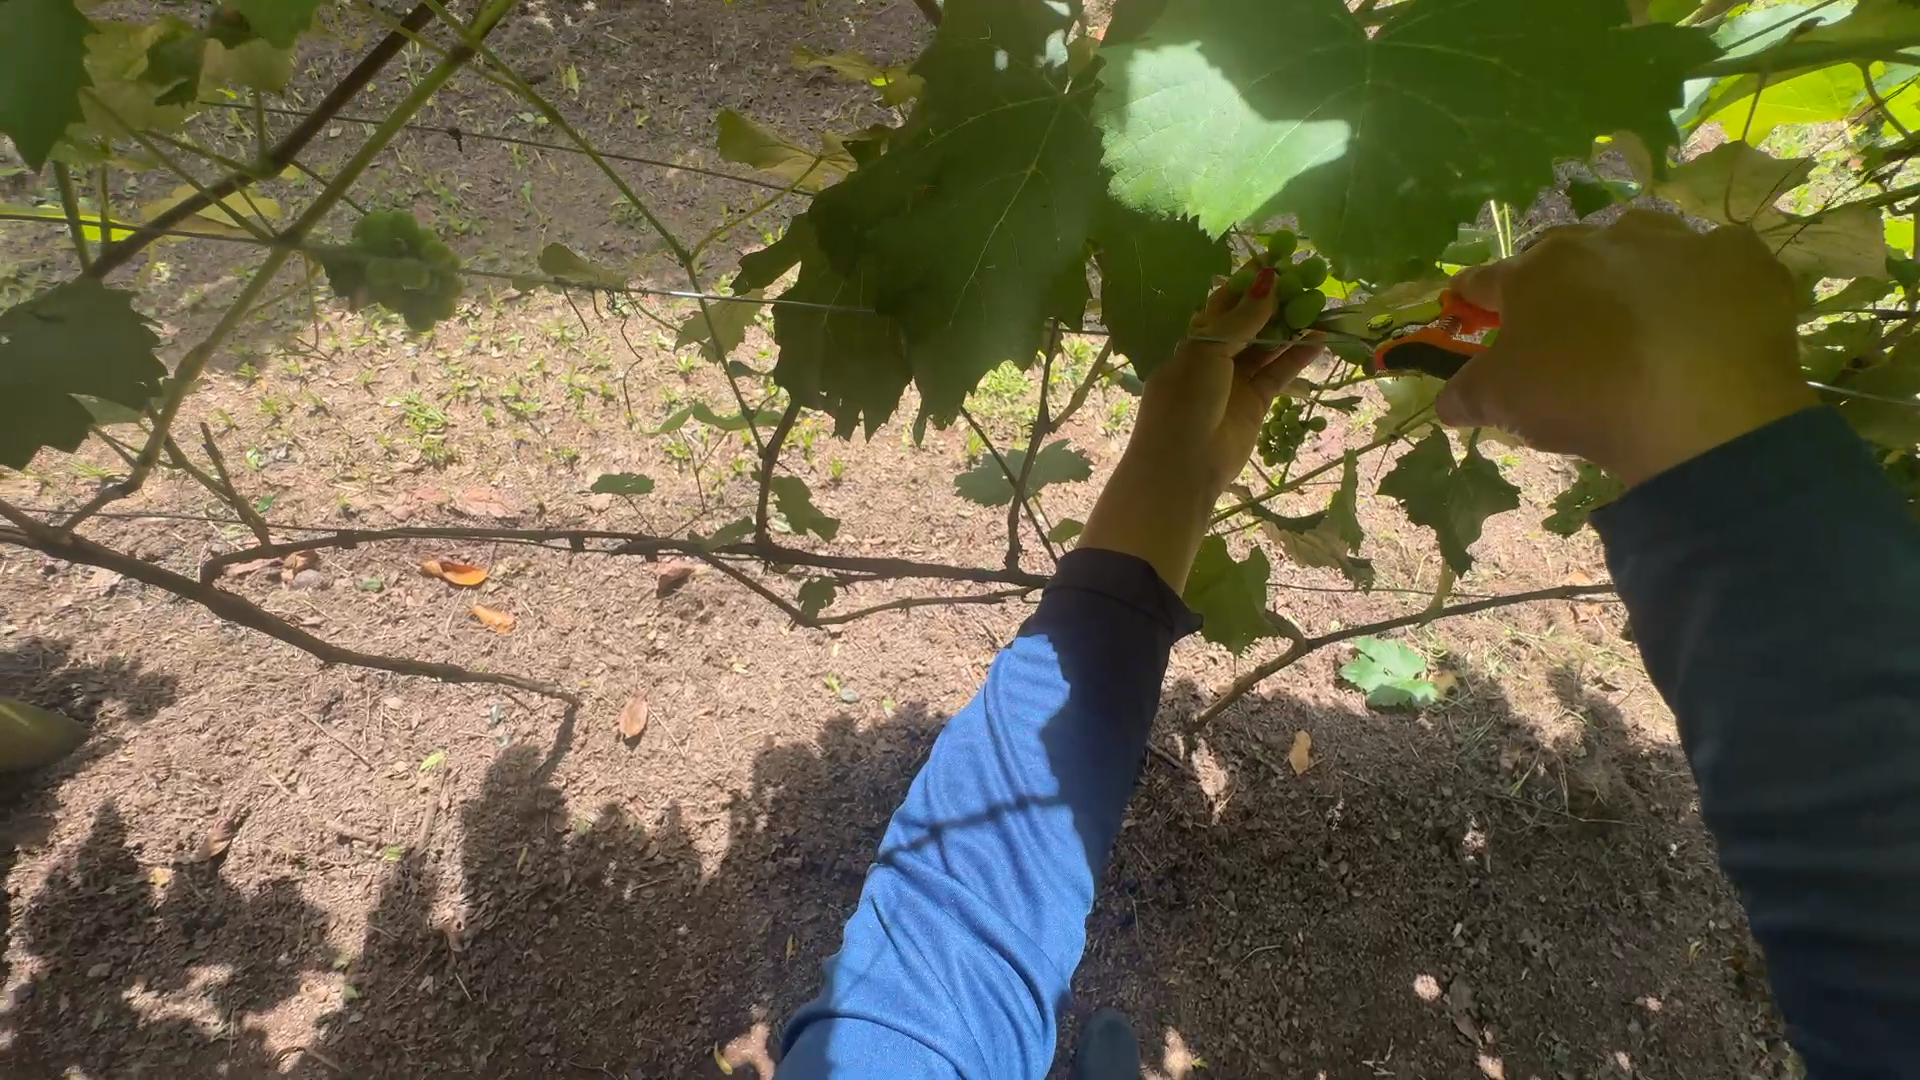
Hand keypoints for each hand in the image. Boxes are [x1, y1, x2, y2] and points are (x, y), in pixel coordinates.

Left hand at [1081, 264, 1325, 590]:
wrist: (1182, 466)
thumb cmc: (1184, 404)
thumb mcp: (1206, 354)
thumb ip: (1240, 320)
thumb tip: (1269, 280)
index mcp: (1192, 343)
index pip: (1223, 305)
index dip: (1249, 284)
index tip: (1279, 260)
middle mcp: (1213, 359)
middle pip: (1251, 323)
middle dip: (1277, 302)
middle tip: (1311, 277)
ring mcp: (1235, 381)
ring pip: (1269, 346)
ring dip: (1294, 326)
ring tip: (1324, 302)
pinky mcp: (1256, 402)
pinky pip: (1280, 371)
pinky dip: (1299, 355)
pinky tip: (1322, 337)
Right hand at [1437, 210, 1815, 486]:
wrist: (1700, 412)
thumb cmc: (1576, 396)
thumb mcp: (1494, 403)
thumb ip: (1460, 394)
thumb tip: (1449, 401)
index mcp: (1534, 271)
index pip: (1483, 279)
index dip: (1470, 300)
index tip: (1468, 315)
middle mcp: (1602, 239)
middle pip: (1560, 252)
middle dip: (1548, 282)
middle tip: (1550, 324)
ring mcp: (1680, 242)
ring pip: (1636, 242)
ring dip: (1621, 269)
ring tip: (1624, 313)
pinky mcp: (1744, 260)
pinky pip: (1707, 262)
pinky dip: (1691, 284)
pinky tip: (1689, 319)